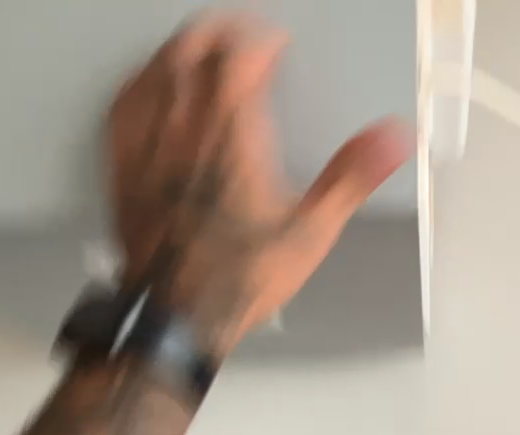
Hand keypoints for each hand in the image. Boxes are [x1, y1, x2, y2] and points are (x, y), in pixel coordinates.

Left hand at [108, 14, 411, 356]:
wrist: (181, 315)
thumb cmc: (240, 278)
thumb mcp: (310, 232)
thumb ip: (351, 177)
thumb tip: (394, 139)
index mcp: (233, 137)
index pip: (240, 59)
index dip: (260, 42)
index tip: (276, 44)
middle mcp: (186, 130)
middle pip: (194, 50)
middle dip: (221, 33)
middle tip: (240, 35)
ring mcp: (149, 147)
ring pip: (157, 69)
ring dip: (182, 48)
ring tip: (202, 47)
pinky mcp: (125, 169)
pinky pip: (125, 103)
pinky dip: (141, 80)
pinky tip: (149, 81)